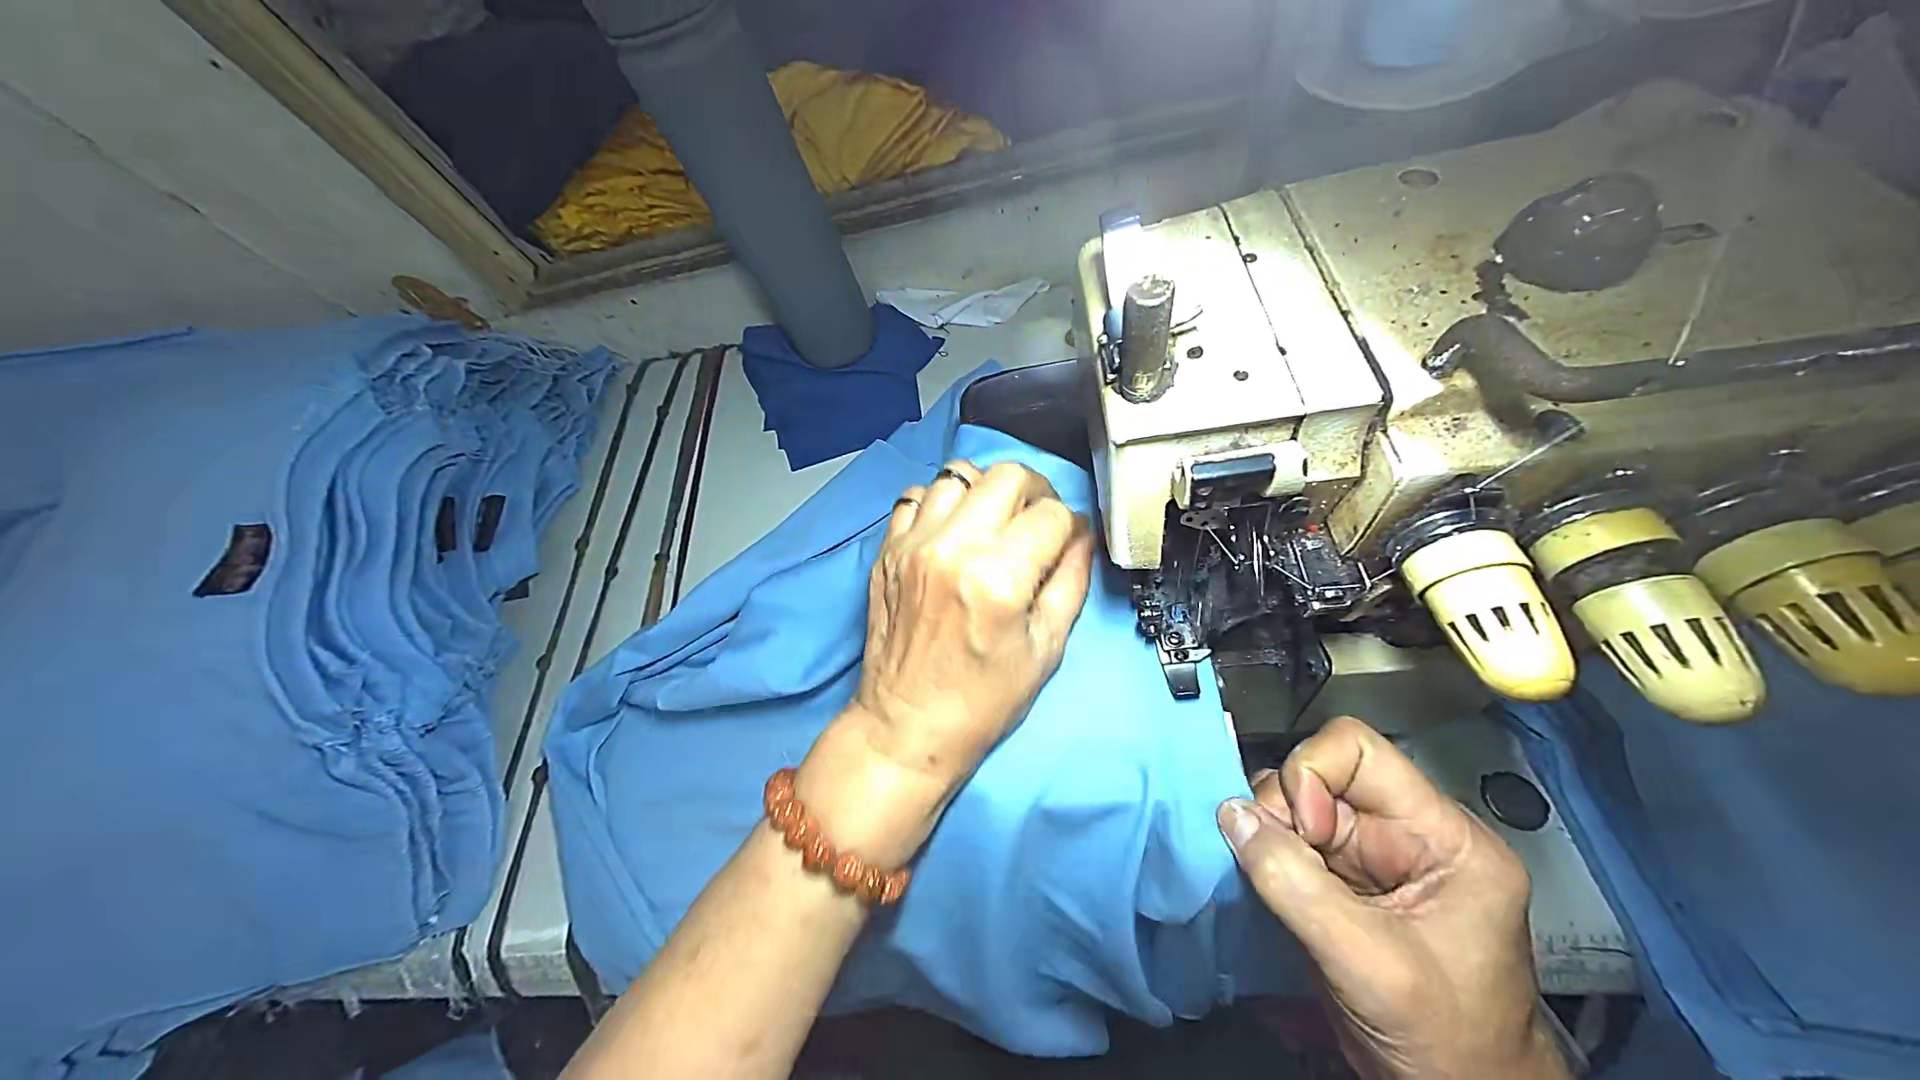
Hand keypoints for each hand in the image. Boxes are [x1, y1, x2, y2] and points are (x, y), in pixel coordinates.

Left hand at [797, 461, 1093, 863]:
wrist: (907, 727)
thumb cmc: (981, 701)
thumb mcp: (1045, 648)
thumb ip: (1071, 581)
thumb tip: (1082, 537)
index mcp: (999, 578)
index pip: (1052, 515)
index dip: (1071, 527)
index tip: (1069, 544)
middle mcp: (953, 549)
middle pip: (1008, 476)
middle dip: (1035, 494)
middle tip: (1037, 524)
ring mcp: (914, 545)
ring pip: (959, 475)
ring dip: (986, 493)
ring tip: (993, 525)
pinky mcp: (887, 551)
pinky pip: (915, 496)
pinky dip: (940, 503)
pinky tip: (952, 531)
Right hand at [1218, 717, 1568, 1079]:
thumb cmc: (1450, 1043)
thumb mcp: (1374, 966)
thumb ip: (1296, 887)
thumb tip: (1232, 814)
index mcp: (1444, 837)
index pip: (1357, 750)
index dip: (1312, 775)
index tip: (1304, 832)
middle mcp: (1403, 832)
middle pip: (1316, 774)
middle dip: (1282, 811)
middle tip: (1276, 863)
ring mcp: (1367, 854)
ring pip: (1291, 803)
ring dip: (1269, 835)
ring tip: (1276, 884)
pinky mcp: (1337, 877)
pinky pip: (1283, 839)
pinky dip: (1263, 855)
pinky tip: (1271, 887)